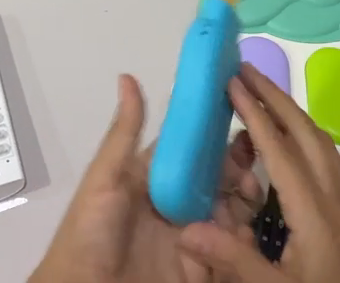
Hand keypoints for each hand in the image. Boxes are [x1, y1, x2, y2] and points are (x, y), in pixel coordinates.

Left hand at [30, 74, 264, 282]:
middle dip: (241, 173)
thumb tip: (127, 75)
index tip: (243, 126)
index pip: (194, 151)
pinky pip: (231, 255)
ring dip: (244, 206)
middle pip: (220, 182)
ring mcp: (192, 239)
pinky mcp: (202, 270)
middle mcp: (177, 205)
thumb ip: (126, 132)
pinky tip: (244, 237)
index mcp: (155, 178)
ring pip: (232, 216)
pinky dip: (243, 245)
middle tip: (250, 175)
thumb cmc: (89, 232)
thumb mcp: (105, 179)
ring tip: (248, 201)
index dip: (219, 138)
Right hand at [178, 65, 339, 281]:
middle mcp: (334, 201)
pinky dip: (303, 137)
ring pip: (322, 144)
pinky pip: (326, 160)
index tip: (231, 81)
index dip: (253, 114)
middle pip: (307, 134)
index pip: (280, 150)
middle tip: (244, 69)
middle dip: (275, 97)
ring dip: (291, 113)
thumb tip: (186, 228)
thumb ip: (235, 260)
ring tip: (262, 96)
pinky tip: (287, 147)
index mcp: (314, 214)